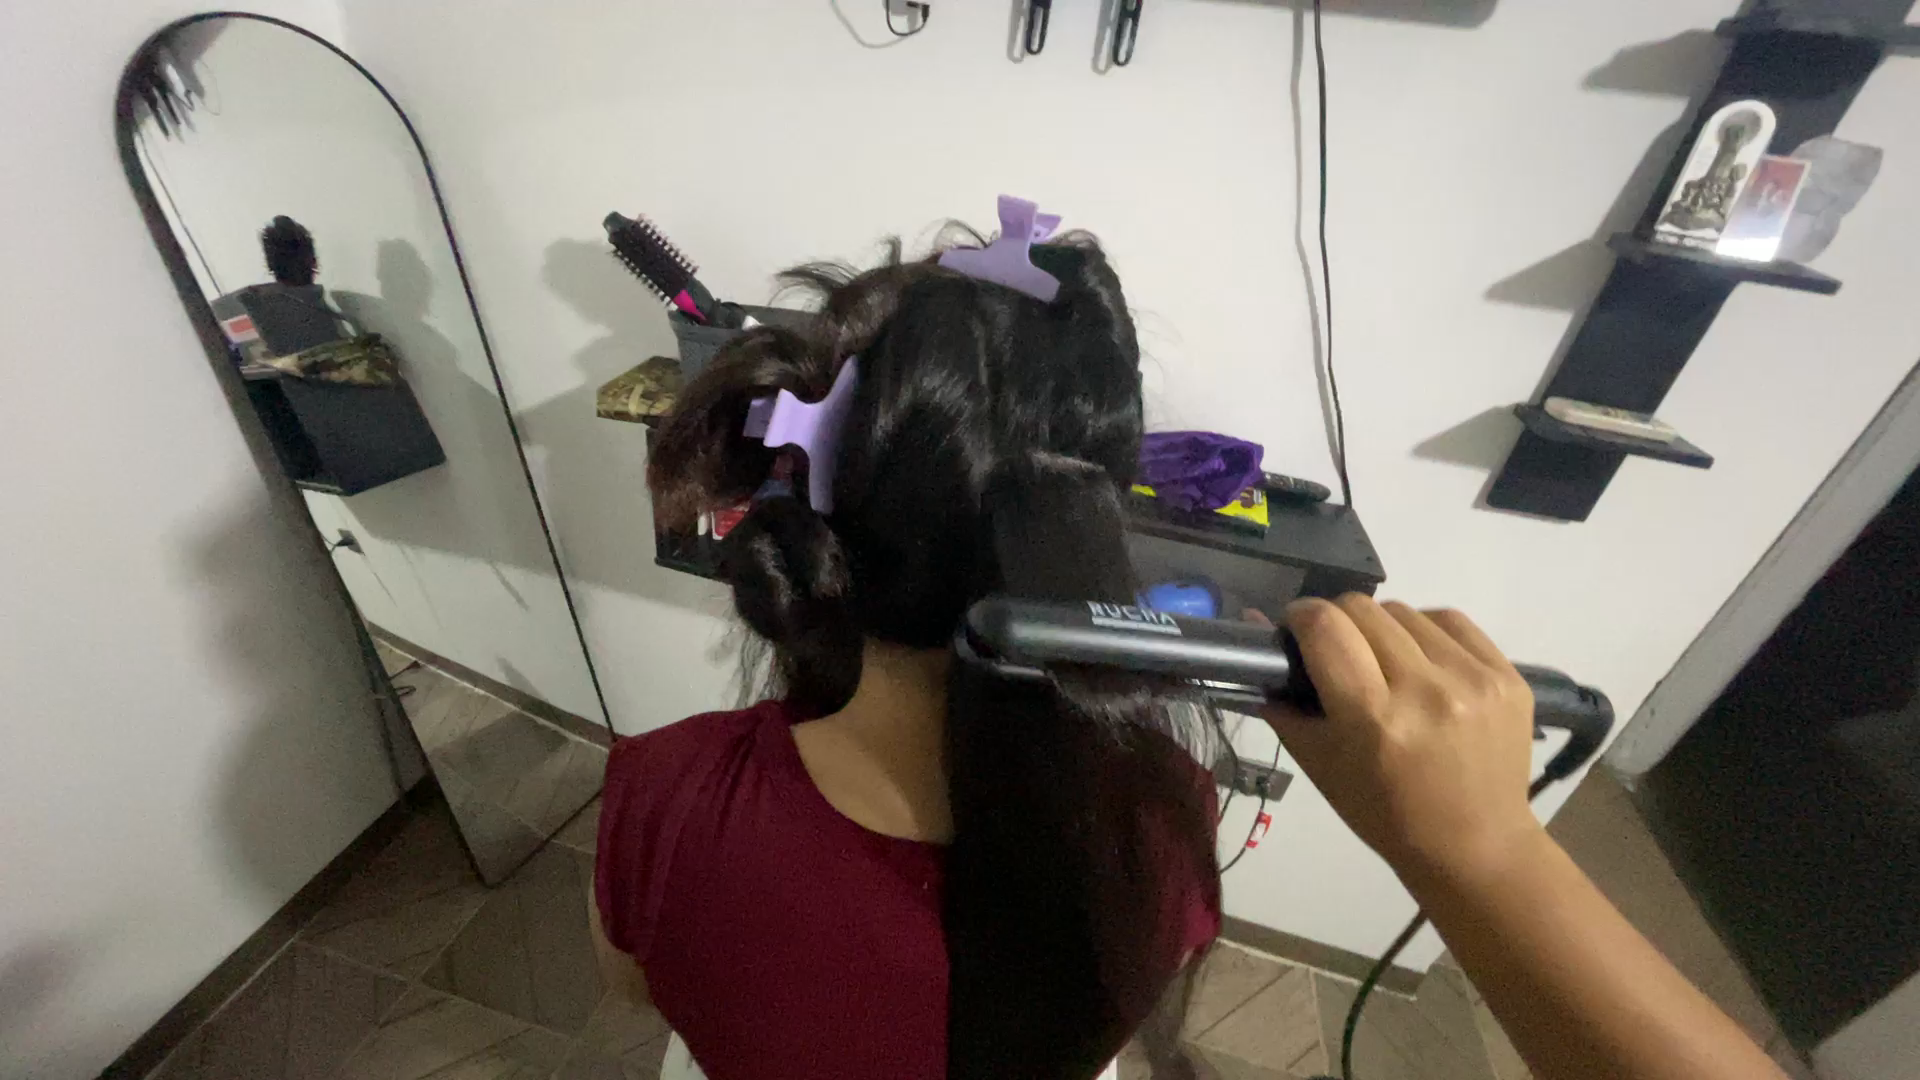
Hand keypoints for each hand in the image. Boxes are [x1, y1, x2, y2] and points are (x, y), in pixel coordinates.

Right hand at [1261, 595, 1541, 883]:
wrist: (1476, 845)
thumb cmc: (1381, 810)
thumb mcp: (1315, 761)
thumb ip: (1280, 696)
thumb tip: (1252, 627)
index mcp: (1372, 716)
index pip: (1325, 625)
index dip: (1300, 615)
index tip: (1294, 627)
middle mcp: (1425, 690)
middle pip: (1361, 608)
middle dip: (1336, 619)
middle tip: (1334, 647)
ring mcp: (1473, 681)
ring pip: (1403, 611)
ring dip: (1380, 626)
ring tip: (1381, 660)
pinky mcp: (1508, 677)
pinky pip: (1449, 620)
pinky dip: (1423, 630)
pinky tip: (1420, 660)